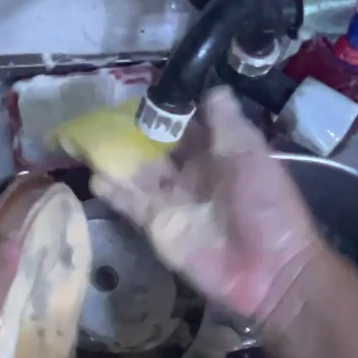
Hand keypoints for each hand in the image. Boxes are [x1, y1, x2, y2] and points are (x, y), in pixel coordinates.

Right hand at [91, 87, 327, 334]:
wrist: (270, 269)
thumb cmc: (267, 206)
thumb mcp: (250, 156)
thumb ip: (226, 124)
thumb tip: (211, 87)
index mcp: (214, 156)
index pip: (182, 128)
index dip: (163, 112)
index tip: (141, 95)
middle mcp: (188, 175)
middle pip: (153, 149)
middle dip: (130, 135)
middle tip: (101, 116)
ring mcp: (170, 200)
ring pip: (136, 174)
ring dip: (114, 160)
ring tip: (86, 141)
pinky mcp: (156, 225)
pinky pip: (130, 204)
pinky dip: (112, 191)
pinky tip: (95, 178)